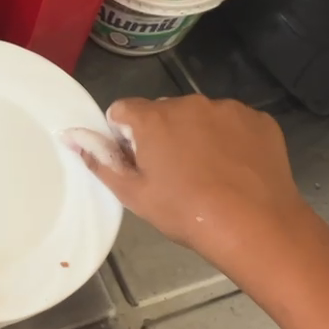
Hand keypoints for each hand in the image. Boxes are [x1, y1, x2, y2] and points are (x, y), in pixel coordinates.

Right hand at [62, 95, 313, 267]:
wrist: (254, 225)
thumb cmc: (184, 211)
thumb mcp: (132, 193)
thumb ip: (99, 160)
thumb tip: (70, 136)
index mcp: (153, 119)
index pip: (122, 110)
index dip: (124, 136)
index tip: (136, 162)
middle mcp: (189, 103)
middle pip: (162, 111)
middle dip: (160, 134)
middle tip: (170, 174)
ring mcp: (229, 109)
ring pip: (198, 116)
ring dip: (194, 135)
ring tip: (205, 174)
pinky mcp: (259, 120)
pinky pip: (231, 123)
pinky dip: (227, 140)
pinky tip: (232, 169)